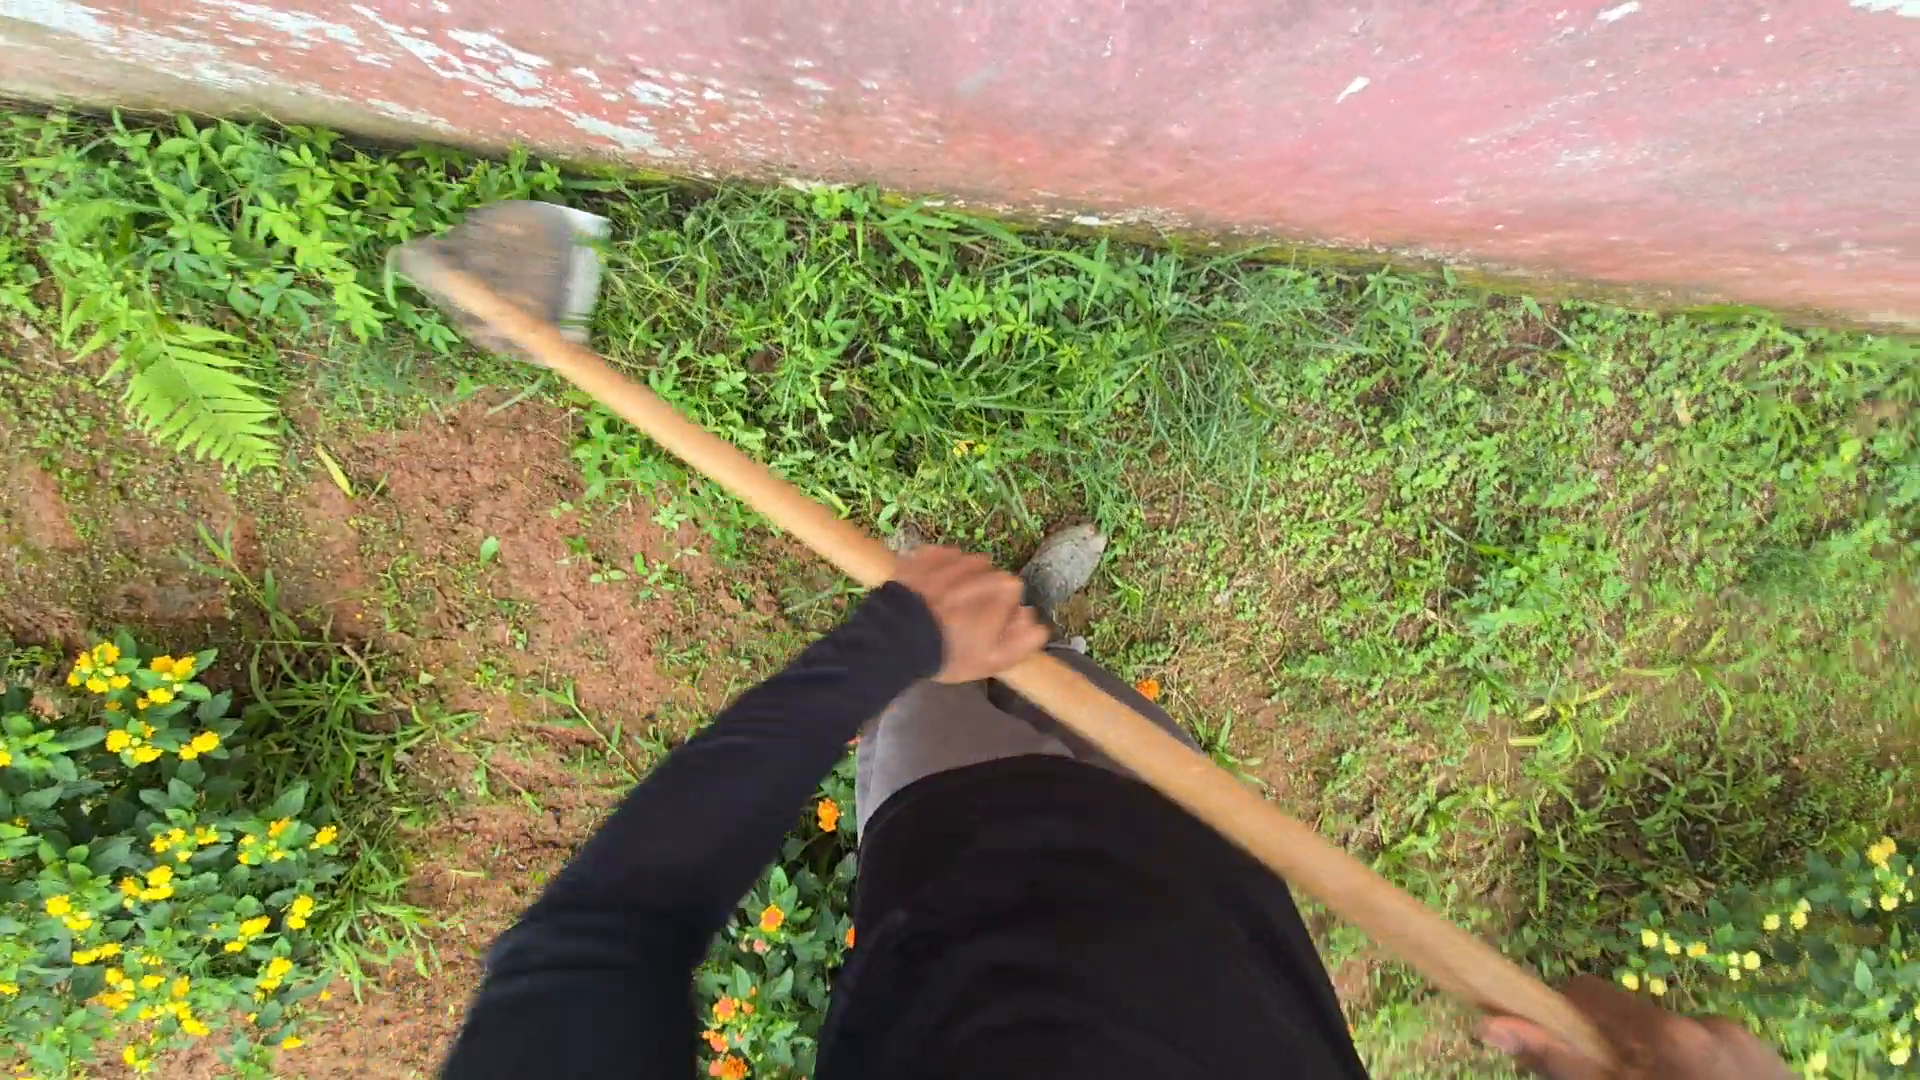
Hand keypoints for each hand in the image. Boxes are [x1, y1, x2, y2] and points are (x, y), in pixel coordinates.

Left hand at [892, 546, 1048, 683]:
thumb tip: (1036, 622)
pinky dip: (936, 571)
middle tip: (961, 619)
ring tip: (942, 605)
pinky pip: (939, 557)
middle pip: (989, 576)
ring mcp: (952, 557)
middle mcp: (983, 565)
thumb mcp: (993, 660)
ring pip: (965, 565)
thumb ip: (1024, 640)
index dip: (1001, 609)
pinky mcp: (925, 554)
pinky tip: (927, 591)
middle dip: (981, 593)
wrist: (895, 638)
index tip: (985, 626)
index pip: (1013, 592)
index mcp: (1005, 587)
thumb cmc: (949, 652)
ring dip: (958, 580)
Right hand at [1480, 976, 1791, 1079]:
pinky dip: (1696, 1074)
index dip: (1567, 1019)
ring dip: (1657, 1064)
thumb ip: (1555, 1060)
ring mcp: (1752, 1046)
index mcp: (1668, 1030)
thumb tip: (1484, 1023)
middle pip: (1630, 1017)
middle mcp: (1711, 1025)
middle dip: (1616, 1049)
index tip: (1569, 1054)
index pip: (1586, 991)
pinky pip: (1714, 1054)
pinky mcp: (1778, 1066)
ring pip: (1672, 1039)